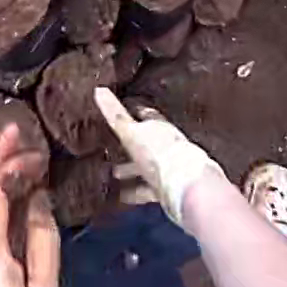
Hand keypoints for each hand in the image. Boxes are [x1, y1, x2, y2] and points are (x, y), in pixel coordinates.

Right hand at [94, 88, 225, 224]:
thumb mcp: (132, 133)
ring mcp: (170, 168)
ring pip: (148, 166)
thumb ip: (115, 114)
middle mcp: (168, 145)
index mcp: (160, 128)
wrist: (187, 189)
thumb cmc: (159, 155)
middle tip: (112, 148)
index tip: (123, 111)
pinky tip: (124, 197)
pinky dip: (137, 191)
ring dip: (132, 170)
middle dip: (131, 145)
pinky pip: (149, 189)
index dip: (134, 113)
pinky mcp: (169, 190)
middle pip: (147, 142)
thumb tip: (99, 89)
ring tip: (114, 175)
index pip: (146, 115)